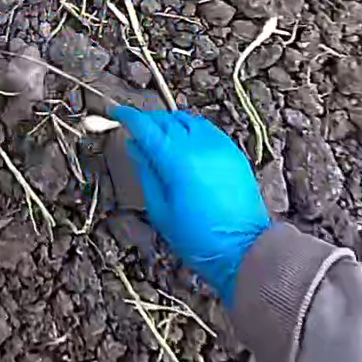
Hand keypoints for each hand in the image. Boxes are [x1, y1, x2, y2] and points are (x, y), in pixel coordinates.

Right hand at [114, 106, 270, 301]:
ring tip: (158, 134)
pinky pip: (206, 128)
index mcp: (178, 160)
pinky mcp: (232, 151)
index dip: (128, 116)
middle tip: (135, 128)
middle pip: (167, 118)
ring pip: (188, 119)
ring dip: (169, 121)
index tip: (118, 112)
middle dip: (148, 119)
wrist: (244, 249)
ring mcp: (219, 145)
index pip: (147, 127)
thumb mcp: (161, 211)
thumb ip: (147, 173)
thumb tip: (136, 148)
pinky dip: (190, 128)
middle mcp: (199, 146)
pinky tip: (183, 141)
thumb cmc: (201, 239)